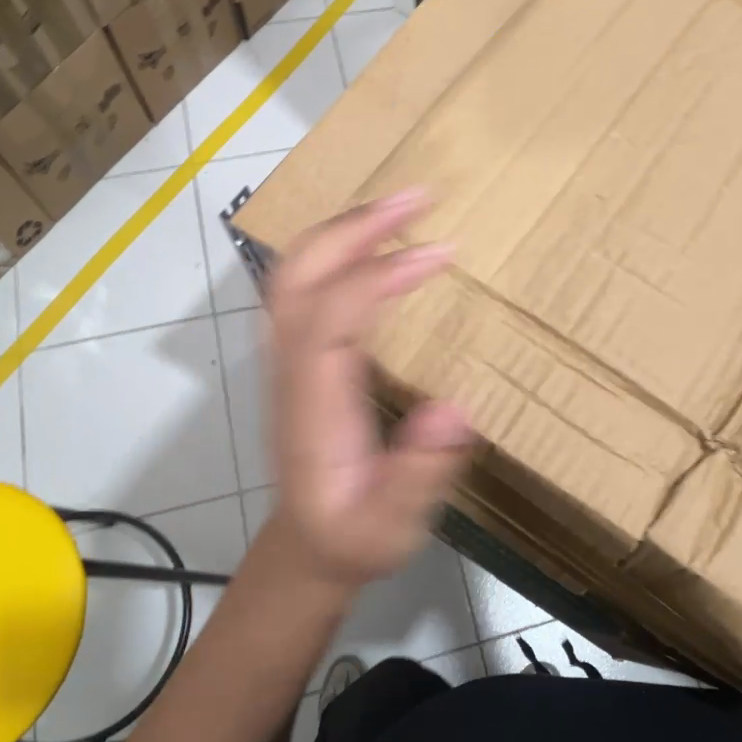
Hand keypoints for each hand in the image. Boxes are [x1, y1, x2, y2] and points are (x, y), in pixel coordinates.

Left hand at [265, 189, 471, 587]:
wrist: (307, 547)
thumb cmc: (353, 536)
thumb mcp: (393, 524)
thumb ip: (419, 472)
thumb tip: (457, 407)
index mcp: (314, 404)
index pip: (332, 316)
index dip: (380, 275)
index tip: (440, 252)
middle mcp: (290, 370)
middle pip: (299, 275)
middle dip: (355, 226)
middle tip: (418, 195)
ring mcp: (285, 360)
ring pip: (293, 273)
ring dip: (344, 229)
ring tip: (402, 205)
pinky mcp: (294, 358)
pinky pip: (302, 287)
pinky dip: (337, 251)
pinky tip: (375, 242)